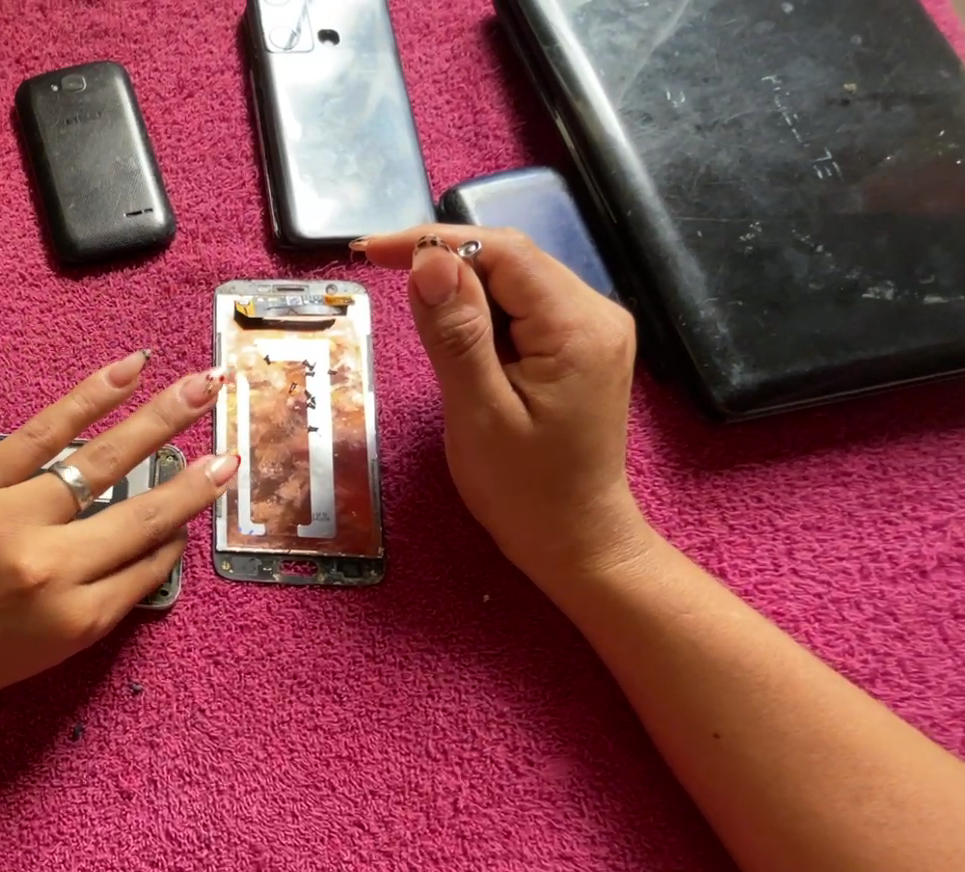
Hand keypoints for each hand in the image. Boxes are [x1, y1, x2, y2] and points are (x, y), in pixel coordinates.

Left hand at [0, 351, 238, 724]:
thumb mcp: (48, 653)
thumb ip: (106, 601)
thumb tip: (154, 547)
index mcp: (78, 618)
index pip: (149, 563)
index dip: (177, 533)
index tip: (198, 501)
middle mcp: (54, 567)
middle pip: (142, 513)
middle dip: (197, 479)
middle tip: (234, 442)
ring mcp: (12, 519)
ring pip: (102, 462)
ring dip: (161, 418)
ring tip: (203, 385)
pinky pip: (42, 434)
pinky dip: (89, 398)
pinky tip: (129, 371)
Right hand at [359, 227, 655, 587]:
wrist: (572, 537)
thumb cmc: (521, 488)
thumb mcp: (477, 412)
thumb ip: (455, 335)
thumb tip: (427, 264)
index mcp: (577, 326)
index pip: (502, 253)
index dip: (434, 241)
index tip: (371, 251)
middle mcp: (594, 314)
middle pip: (509, 261)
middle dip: (441, 259)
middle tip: (373, 266)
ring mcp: (587, 331)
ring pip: (511, 284)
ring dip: (454, 286)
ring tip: (402, 298)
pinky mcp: (573, 350)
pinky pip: (518, 312)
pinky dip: (473, 311)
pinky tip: (443, 325)